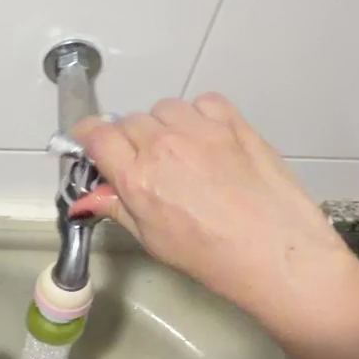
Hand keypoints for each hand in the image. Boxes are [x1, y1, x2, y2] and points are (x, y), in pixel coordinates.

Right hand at [71, 94, 358, 316]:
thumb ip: (117, 208)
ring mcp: (201, 130)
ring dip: (162, 125)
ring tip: (176, 152)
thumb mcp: (152, 239)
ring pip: (164, 108)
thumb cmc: (210, 255)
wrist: (273, 251)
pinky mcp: (234, 123)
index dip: (88, 136)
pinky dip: (197, 115)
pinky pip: (203, 102)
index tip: (89, 143)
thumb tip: (85, 201)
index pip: (98, 135)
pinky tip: (203, 140)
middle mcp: (165, 146)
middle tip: (141, 165)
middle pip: (130, 121)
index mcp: (138, 178)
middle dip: (128, 139)